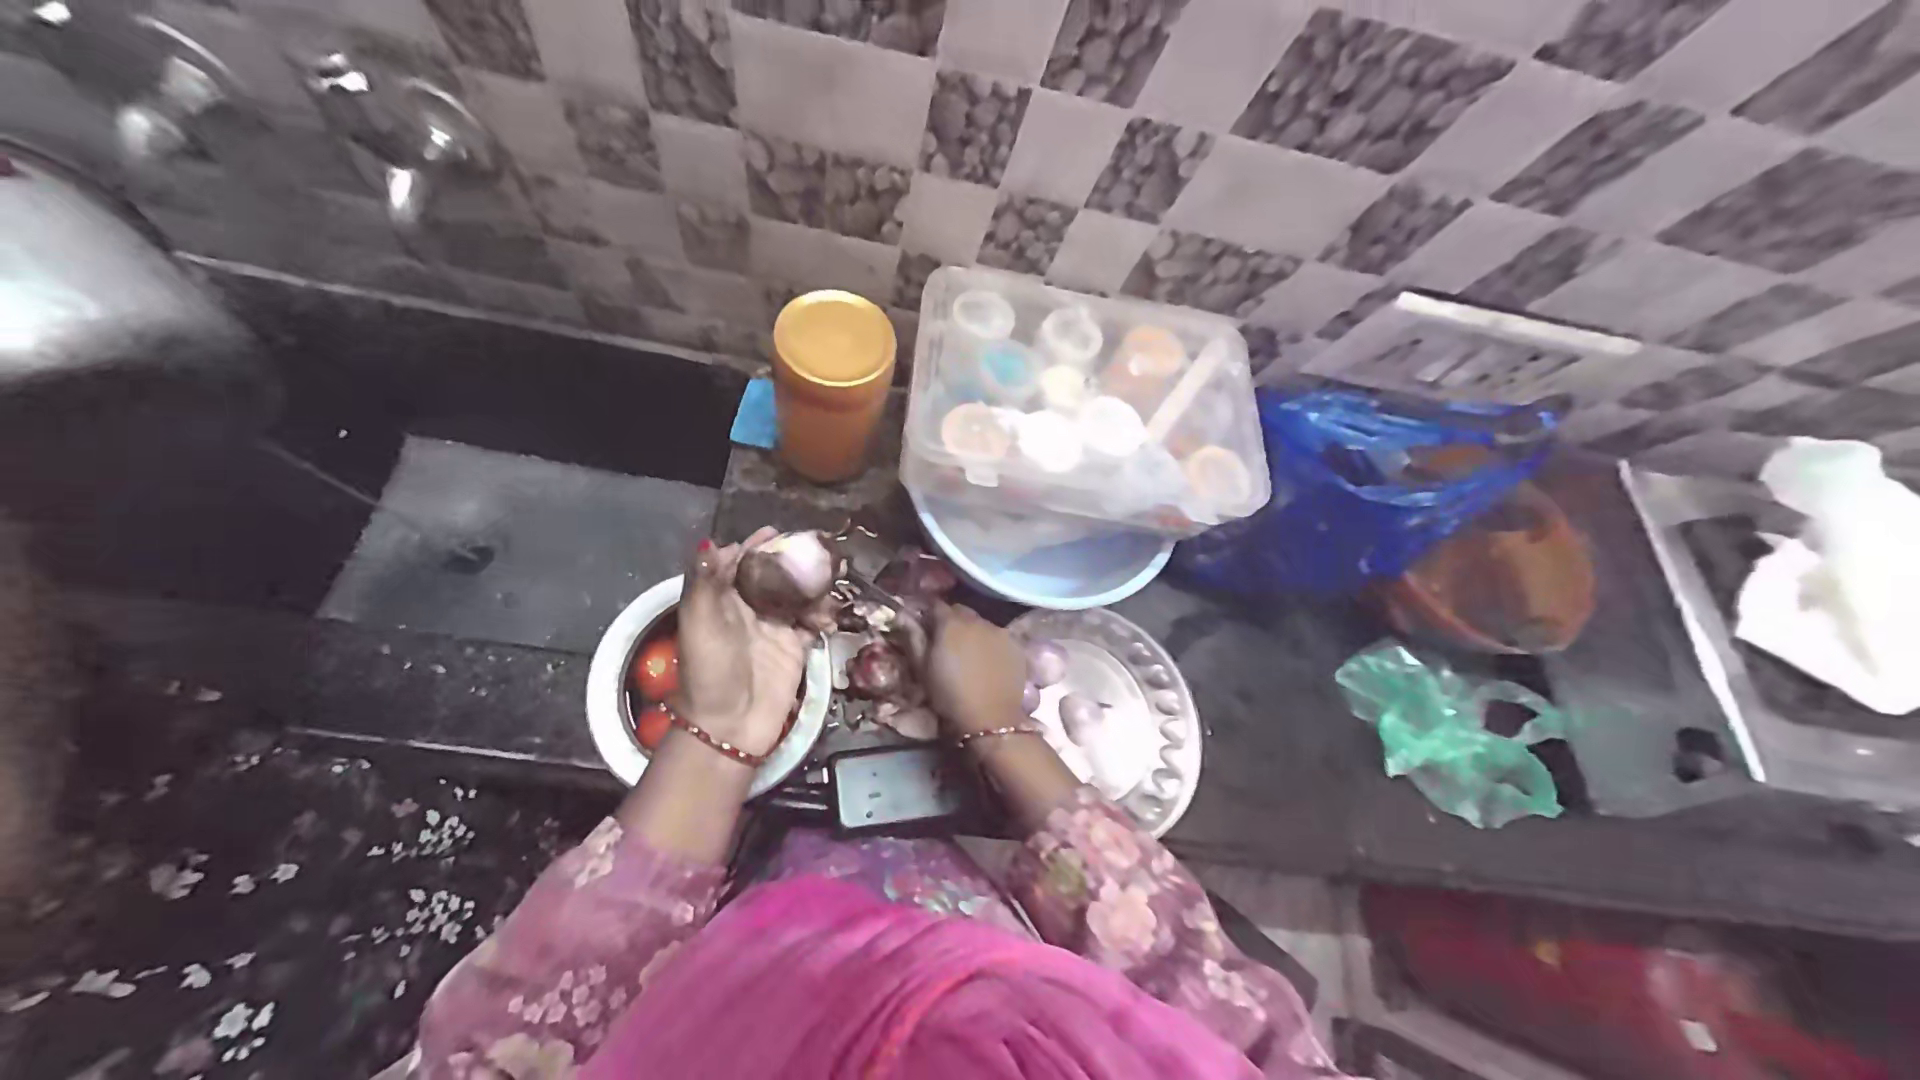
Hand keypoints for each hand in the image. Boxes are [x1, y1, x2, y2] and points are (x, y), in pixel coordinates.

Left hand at [673, 527, 813, 757]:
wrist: (730, 725)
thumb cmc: (710, 670)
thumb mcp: (699, 622)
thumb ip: (705, 581)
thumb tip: (710, 541)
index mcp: (722, 599)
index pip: (741, 562)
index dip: (757, 546)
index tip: (778, 533)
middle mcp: (750, 608)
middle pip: (775, 574)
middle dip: (794, 561)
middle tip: (818, 550)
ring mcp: (775, 627)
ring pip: (799, 595)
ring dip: (814, 586)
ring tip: (831, 578)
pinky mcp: (796, 646)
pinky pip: (814, 621)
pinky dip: (824, 615)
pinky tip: (829, 615)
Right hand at [923, 603, 1027, 735]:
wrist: (990, 719)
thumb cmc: (949, 694)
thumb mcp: (922, 668)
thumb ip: (913, 637)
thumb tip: (903, 614)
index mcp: (951, 623)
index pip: (937, 605)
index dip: (929, 614)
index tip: (925, 626)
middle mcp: (978, 620)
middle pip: (961, 612)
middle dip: (952, 620)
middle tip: (947, 642)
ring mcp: (1000, 632)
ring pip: (982, 623)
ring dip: (973, 632)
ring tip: (970, 653)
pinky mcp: (1015, 645)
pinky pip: (999, 637)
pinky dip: (991, 643)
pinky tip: (989, 662)